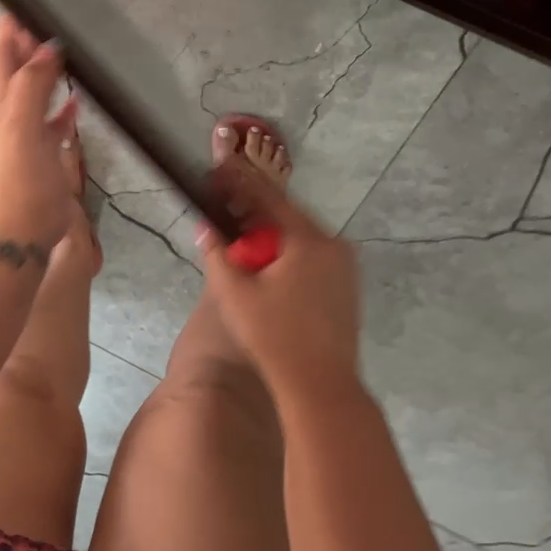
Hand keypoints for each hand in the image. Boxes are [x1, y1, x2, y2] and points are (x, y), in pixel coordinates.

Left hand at [0, 16, 79, 251]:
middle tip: (43, 24)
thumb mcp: (22, 124)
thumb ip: (32, 84)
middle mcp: (10, 118)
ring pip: (34, 96)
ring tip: (61, 55)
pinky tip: (75, 104)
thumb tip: (47, 47)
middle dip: (26, 48)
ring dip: (44, 74)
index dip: (9, 35)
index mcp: (2, 107)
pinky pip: (52, 124)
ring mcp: (26, 138)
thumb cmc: (23, 175)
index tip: (17, 8)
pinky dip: (61, 110)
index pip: (3, 61)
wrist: (25, 225)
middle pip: (17, 74)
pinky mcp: (43, 156)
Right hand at [199, 166, 363, 406]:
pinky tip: (262, 261)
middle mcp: (334, 246)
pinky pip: (309, 255)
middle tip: (222, 201)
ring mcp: (345, 268)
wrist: (320, 384)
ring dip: (267, 232)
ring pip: (297, 237)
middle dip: (252, 208)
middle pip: (285, 216)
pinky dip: (283, 251)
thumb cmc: (273, 334)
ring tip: (236, 231)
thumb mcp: (233, 291)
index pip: (269, 198)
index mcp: (308, 241)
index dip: (240, 181)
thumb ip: (218, 252)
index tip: (219, 166)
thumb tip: (206, 227)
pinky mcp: (345, 287)